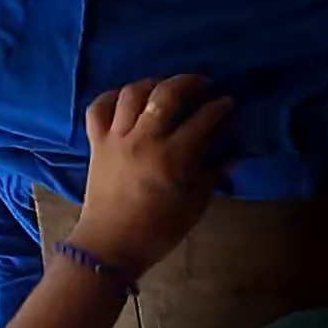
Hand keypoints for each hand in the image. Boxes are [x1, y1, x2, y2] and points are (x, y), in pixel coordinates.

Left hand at [67, 75, 233, 275]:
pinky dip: (112, 97)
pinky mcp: (96, 143)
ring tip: (165, 88)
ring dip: (153, 84)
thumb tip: (231, 155)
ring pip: (132, 93)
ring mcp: (116, 138)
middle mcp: (144, 139)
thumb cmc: (157, 231)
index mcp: (173, 157)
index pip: (203, 119)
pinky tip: (125, 99)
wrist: (110, 246)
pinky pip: (99, 108)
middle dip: (190, 82)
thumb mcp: (194, 206)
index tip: (227, 103)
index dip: (219, 107)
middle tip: (203, 85)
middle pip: (167, 94)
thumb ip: (212, 175)